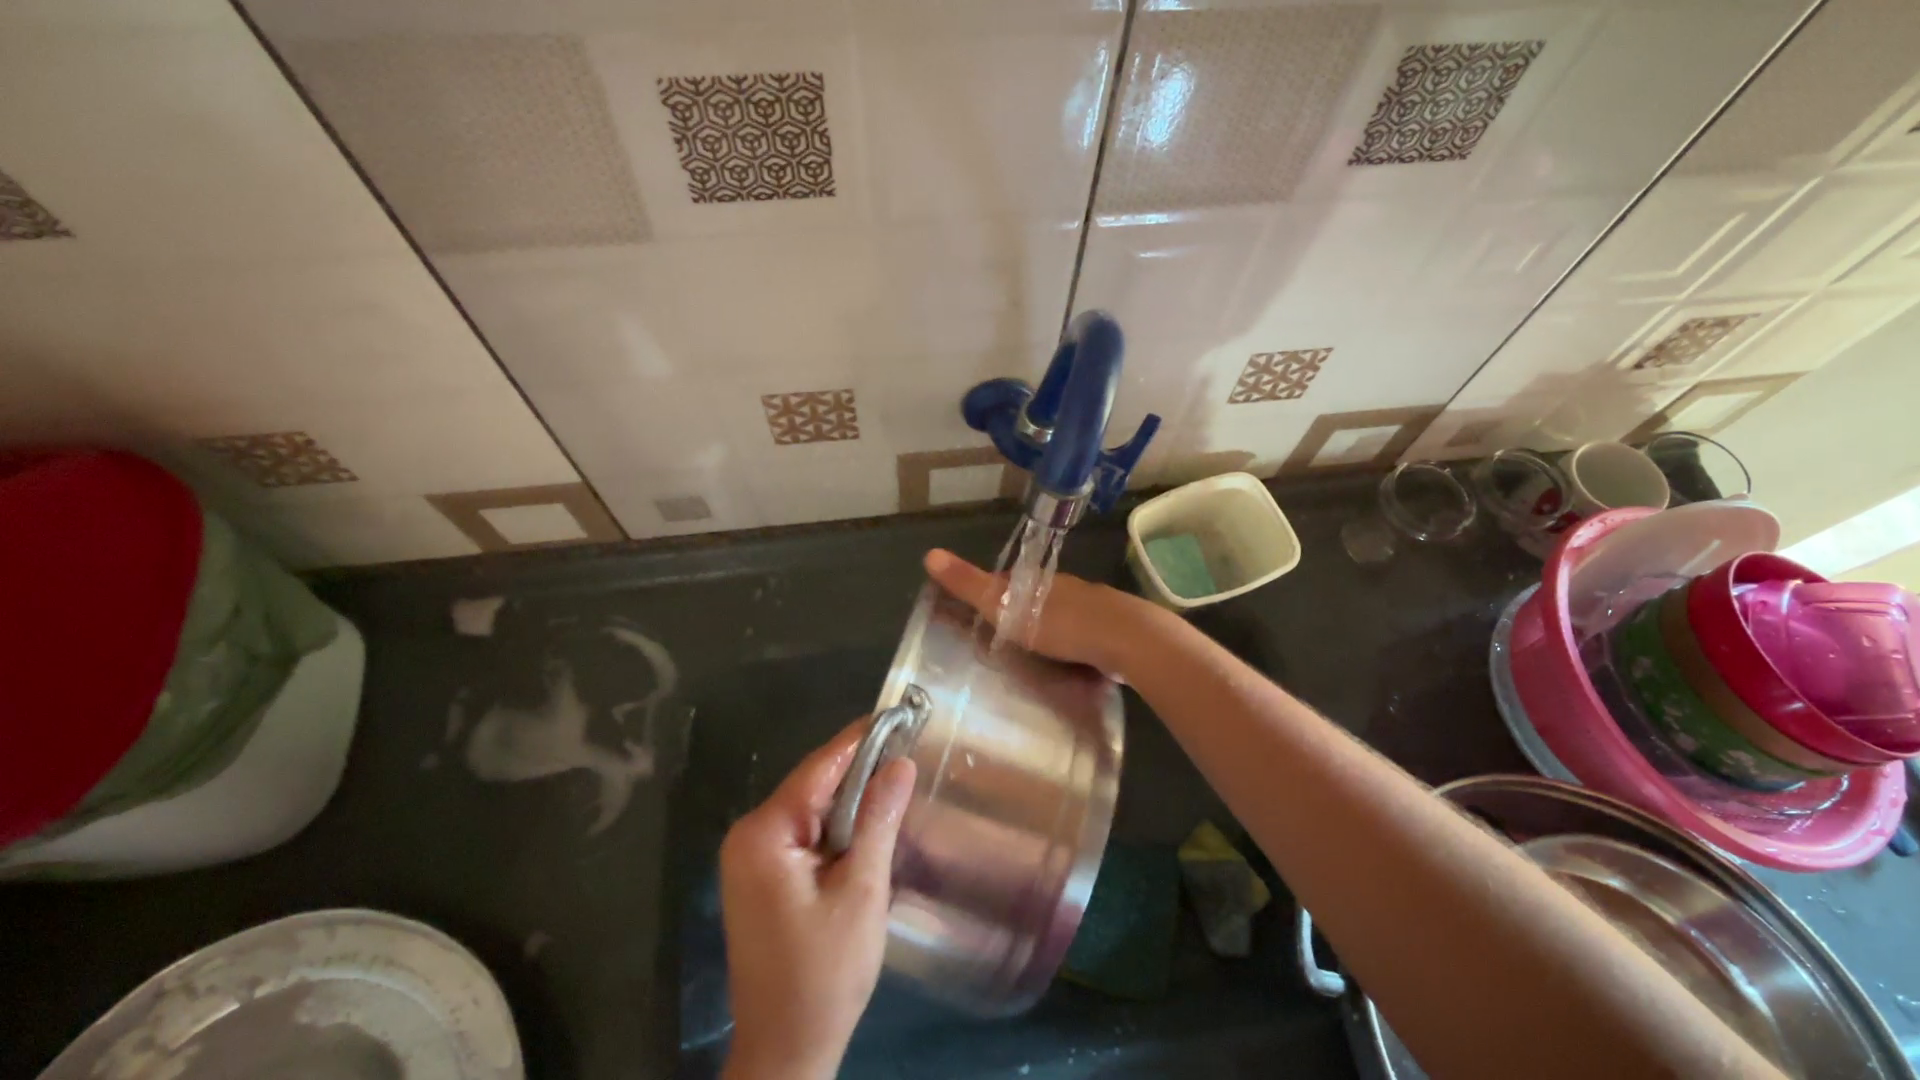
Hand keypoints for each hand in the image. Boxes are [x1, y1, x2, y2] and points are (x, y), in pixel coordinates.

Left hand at [719, 723, 916, 1079]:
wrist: (786, 1047)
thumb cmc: (825, 971)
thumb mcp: (861, 890)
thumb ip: (878, 821)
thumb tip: (901, 764)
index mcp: (764, 834)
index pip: (819, 768)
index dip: (861, 740)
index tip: (900, 714)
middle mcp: (747, 837)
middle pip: (811, 788)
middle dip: (859, 773)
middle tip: (910, 755)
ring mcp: (748, 861)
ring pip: (809, 813)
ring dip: (850, 805)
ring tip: (897, 788)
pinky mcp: (759, 882)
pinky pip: (802, 838)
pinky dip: (835, 832)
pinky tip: (867, 832)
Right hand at [923, 548, 1158, 675]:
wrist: (1128, 639)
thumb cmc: (1063, 623)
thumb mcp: (1007, 606)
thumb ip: (971, 585)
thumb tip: (929, 554)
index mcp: (1040, 581)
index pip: (1009, 581)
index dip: (993, 593)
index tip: (980, 612)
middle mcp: (1067, 588)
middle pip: (1037, 597)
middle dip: (1023, 612)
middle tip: (1005, 638)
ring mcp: (1095, 608)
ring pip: (1065, 615)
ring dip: (1052, 629)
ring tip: (1036, 654)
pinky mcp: (1115, 631)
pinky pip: (1087, 635)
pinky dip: (1075, 644)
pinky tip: (1071, 661)